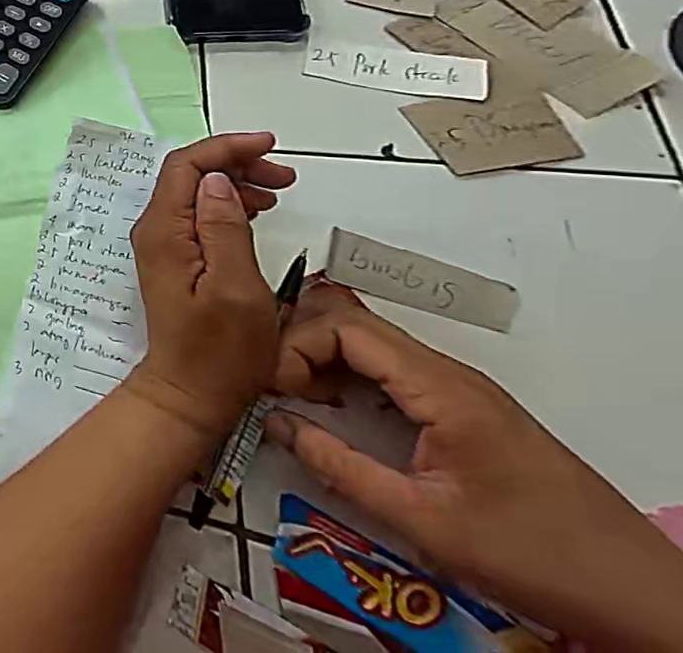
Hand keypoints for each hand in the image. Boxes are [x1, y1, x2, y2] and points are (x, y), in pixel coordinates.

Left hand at [124, 132, 295, 436]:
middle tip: (285, 176)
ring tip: (279, 192)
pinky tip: (257, 213)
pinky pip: (197, 216)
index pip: (183, 168)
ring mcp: (161, 244)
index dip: (223, 149)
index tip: (269, 144)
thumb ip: (224, 228)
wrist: (191, 387)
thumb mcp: (236, 287)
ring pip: (193, 194)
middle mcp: (154, 231)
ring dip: (234, 184)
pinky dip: (228, 206)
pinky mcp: (174, 257)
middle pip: (186, 176)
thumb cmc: (221, 348)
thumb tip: (216, 180)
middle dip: (234, 164)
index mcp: (163, 232)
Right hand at [269, 287, 682, 649]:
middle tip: (276, 387)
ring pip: (363, 340)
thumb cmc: (542, 559)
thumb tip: (277, 424)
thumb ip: (338, 466)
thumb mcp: (421, 520)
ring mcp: (456, 388)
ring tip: (297, 397)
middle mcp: (450, 377)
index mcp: (445, 392)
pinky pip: (383, 366)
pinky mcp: (457, 405)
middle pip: (349, 322)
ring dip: (317, 358)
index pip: (343, 327)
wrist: (645, 599)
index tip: (276, 387)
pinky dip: (342, 373)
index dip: (294, 346)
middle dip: (296, 344)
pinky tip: (331, 406)